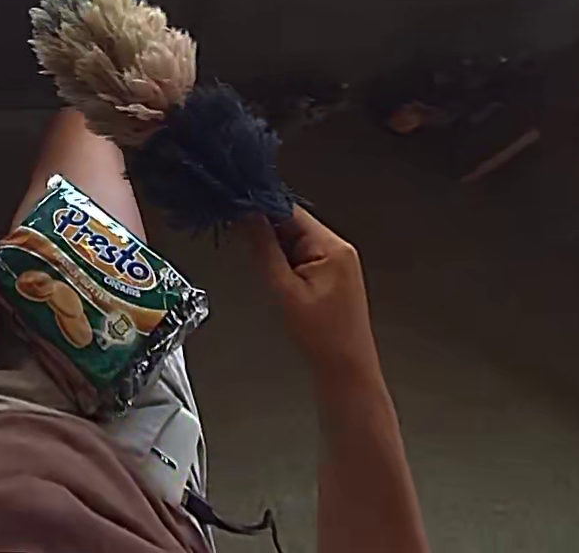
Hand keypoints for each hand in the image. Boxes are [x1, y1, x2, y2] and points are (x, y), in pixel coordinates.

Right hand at [239, 207, 378, 377]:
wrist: (346, 372)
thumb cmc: (320, 335)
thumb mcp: (282, 286)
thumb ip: (261, 245)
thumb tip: (244, 212)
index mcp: (331, 247)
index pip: (286, 208)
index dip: (256, 206)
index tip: (231, 209)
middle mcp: (337, 248)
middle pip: (287, 220)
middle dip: (261, 227)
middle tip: (238, 239)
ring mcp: (334, 259)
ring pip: (289, 235)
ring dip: (268, 243)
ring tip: (257, 261)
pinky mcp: (327, 271)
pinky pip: (295, 250)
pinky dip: (277, 255)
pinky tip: (270, 270)